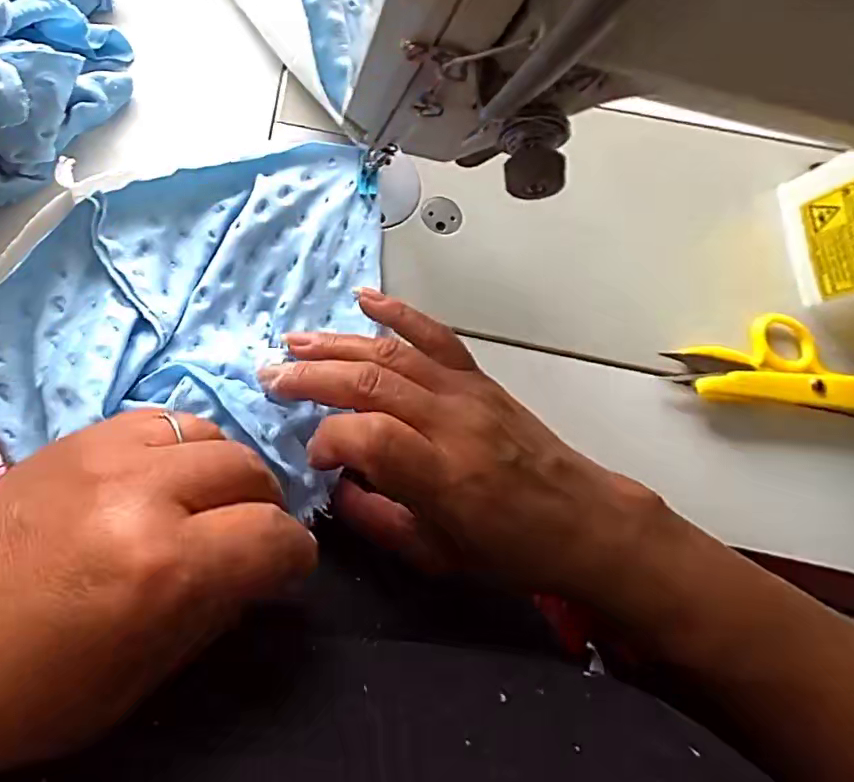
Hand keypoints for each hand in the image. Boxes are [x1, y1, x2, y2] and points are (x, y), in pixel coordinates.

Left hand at [0, 408, 317, 774]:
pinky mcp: (76, 435)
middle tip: (251, 539)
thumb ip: (205, 617)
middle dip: (265, 507)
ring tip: (211, 502)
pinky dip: (180, 444)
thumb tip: (249, 576)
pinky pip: (158, 419)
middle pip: (247, 470)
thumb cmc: (14, 692)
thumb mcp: (128, 683)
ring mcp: (106, 451)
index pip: (271, 537)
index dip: (293, 557)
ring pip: (208, 432)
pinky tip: (164, 475)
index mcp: (161, 566)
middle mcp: (143, 490)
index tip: (287, 570)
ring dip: (225, 469)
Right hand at [260, 289, 666, 599]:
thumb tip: (332, 480)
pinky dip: (396, 312)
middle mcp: (451, 422)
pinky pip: (432, 335)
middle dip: (310, 375)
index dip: (327, 440)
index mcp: (442, 476)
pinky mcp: (476, 377)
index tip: (312, 456)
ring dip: (335, 343)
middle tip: (269, 375)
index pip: (368, 436)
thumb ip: (374, 518)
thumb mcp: (436, 555)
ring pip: (389, 352)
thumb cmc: (509, 548)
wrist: (584, 520)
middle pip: (368, 381)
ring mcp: (464, 391)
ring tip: (293, 342)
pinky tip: (363, 298)